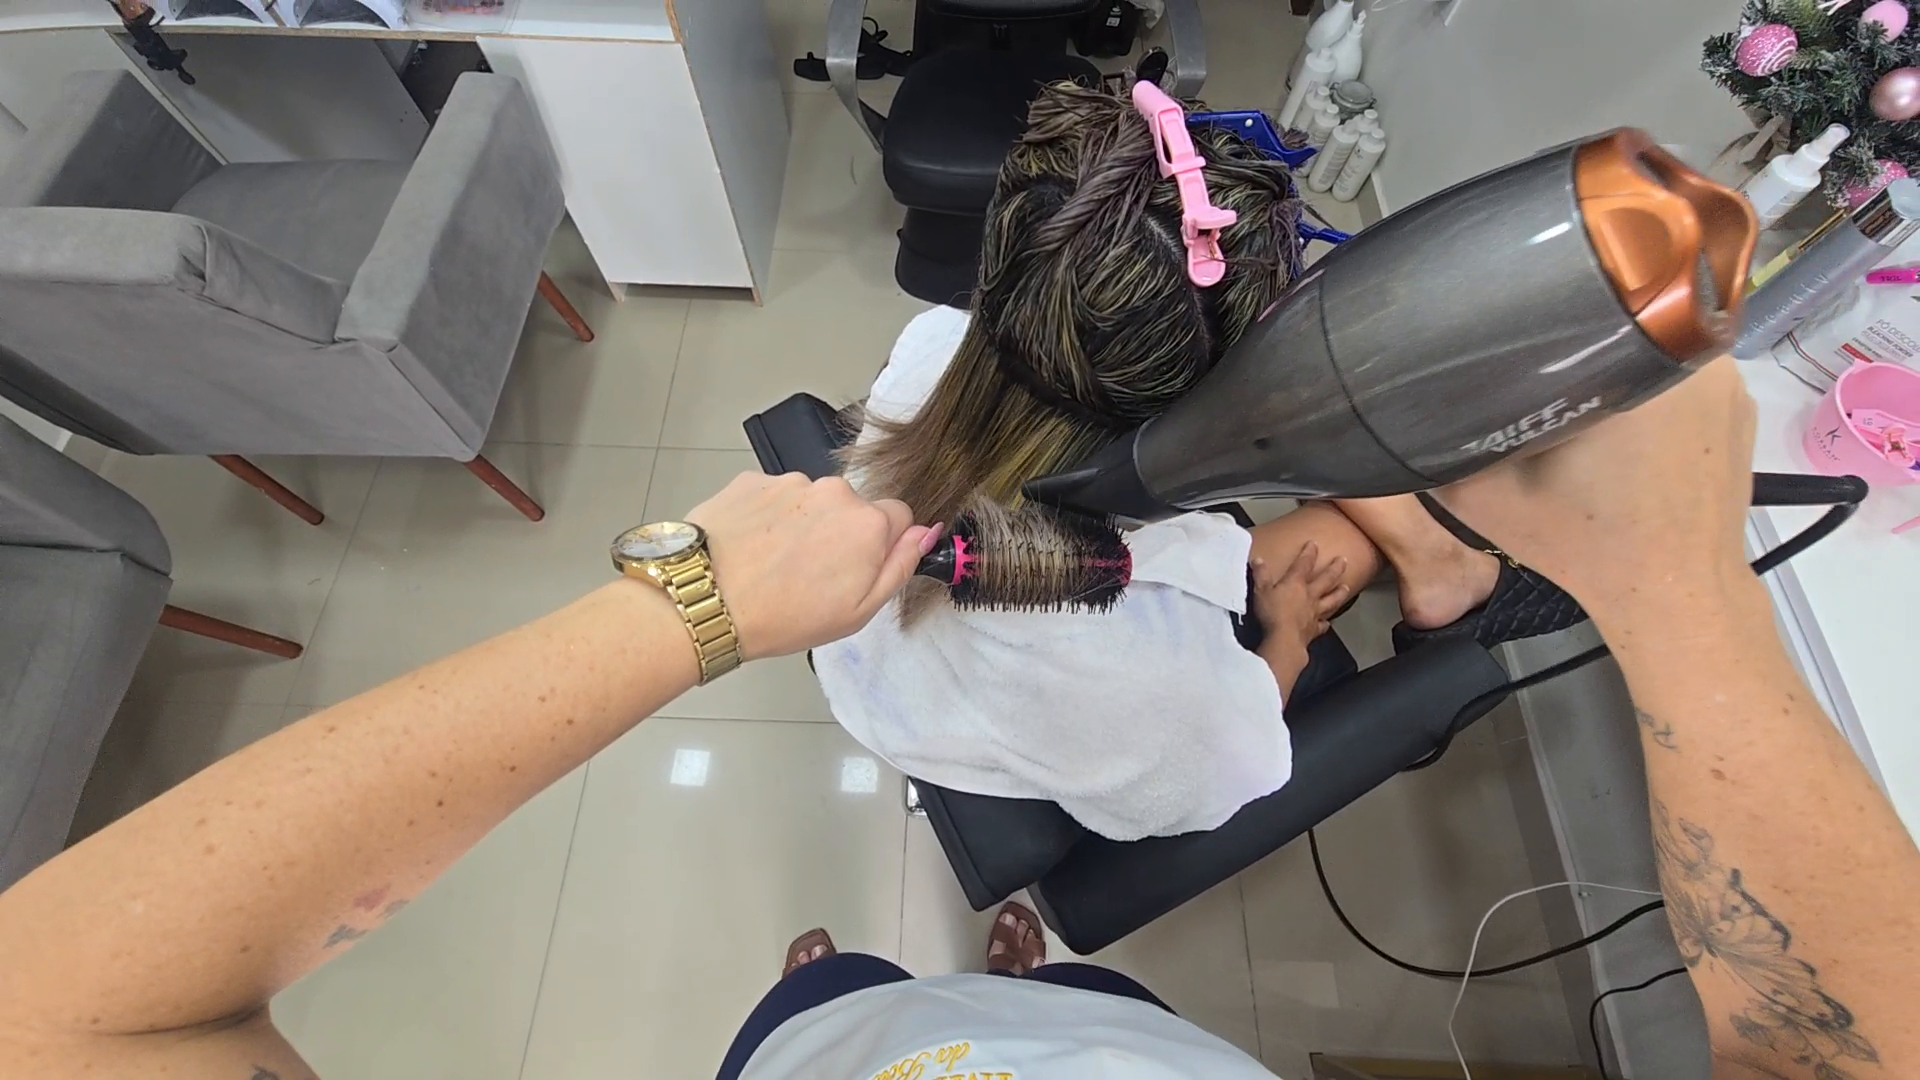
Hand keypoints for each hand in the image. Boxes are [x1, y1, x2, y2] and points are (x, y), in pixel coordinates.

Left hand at [685, 472, 934, 658]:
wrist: (706, 602)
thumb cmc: (786, 617)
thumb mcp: (860, 610)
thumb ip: (901, 565)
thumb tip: (926, 532)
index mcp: (868, 522)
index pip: (899, 516)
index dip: (882, 545)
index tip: (857, 569)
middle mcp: (834, 491)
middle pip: (853, 507)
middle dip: (841, 533)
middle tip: (812, 574)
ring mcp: (790, 482)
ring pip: (812, 500)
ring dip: (803, 524)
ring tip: (774, 564)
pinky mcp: (751, 480)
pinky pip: (773, 496)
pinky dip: (768, 517)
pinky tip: (751, 548)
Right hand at [1251, 541, 1347, 695]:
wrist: (1285, 640)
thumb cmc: (1272, 614)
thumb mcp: (1261, 591)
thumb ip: (1260, 575)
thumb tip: (1258, 560)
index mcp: (1296, 584)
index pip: (1304, 564)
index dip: (1309, 553)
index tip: (1314, 544)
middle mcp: (1309, 596)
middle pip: (1326, 579)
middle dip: (1334, 568)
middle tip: (1343, 560)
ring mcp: (1314, 613)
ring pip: (1331, 600)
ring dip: (1339, 593)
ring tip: (1346, 587)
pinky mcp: (1313, 629)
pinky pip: (1323, 624)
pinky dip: (1326, 622)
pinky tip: (1328, 622)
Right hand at [1434, 356, 1757, 626]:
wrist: (1668, 590)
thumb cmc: (1575, 541)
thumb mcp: (1480, 495)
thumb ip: (1445, 443)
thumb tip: (1420, 402)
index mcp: (1631, 370)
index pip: (1565, 315)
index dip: (1519, 328)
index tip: (1487, 354)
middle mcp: (1694, 361)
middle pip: (1606, 326)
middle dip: (1560, 349)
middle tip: (1517, 384)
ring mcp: (1727, 381)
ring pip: (1641, 347)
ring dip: (1600, 368)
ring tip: (1560, 403)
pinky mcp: (1739, 406)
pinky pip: (1673, 376)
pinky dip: (1638, 391)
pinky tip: (1609, 427)